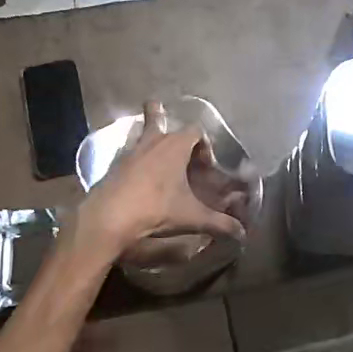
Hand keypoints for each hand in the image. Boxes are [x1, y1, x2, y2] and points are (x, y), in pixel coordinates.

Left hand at [74, 103, 246, 255]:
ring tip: (156, 150)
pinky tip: (142, 178)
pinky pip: (131, 154)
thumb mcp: (192, 217)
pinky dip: (138, 160)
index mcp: (175, 146)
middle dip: (163, 117)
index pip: (196, 131)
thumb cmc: (156, 208)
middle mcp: (153, 142)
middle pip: (158, 117)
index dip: (205, 145)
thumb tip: (243, 234)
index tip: (207, 167)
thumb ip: (219, 223)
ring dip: (151, 138)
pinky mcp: (115, 166)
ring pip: (142, 134)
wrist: (109, 217)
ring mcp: (131, 152)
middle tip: (169, 127)